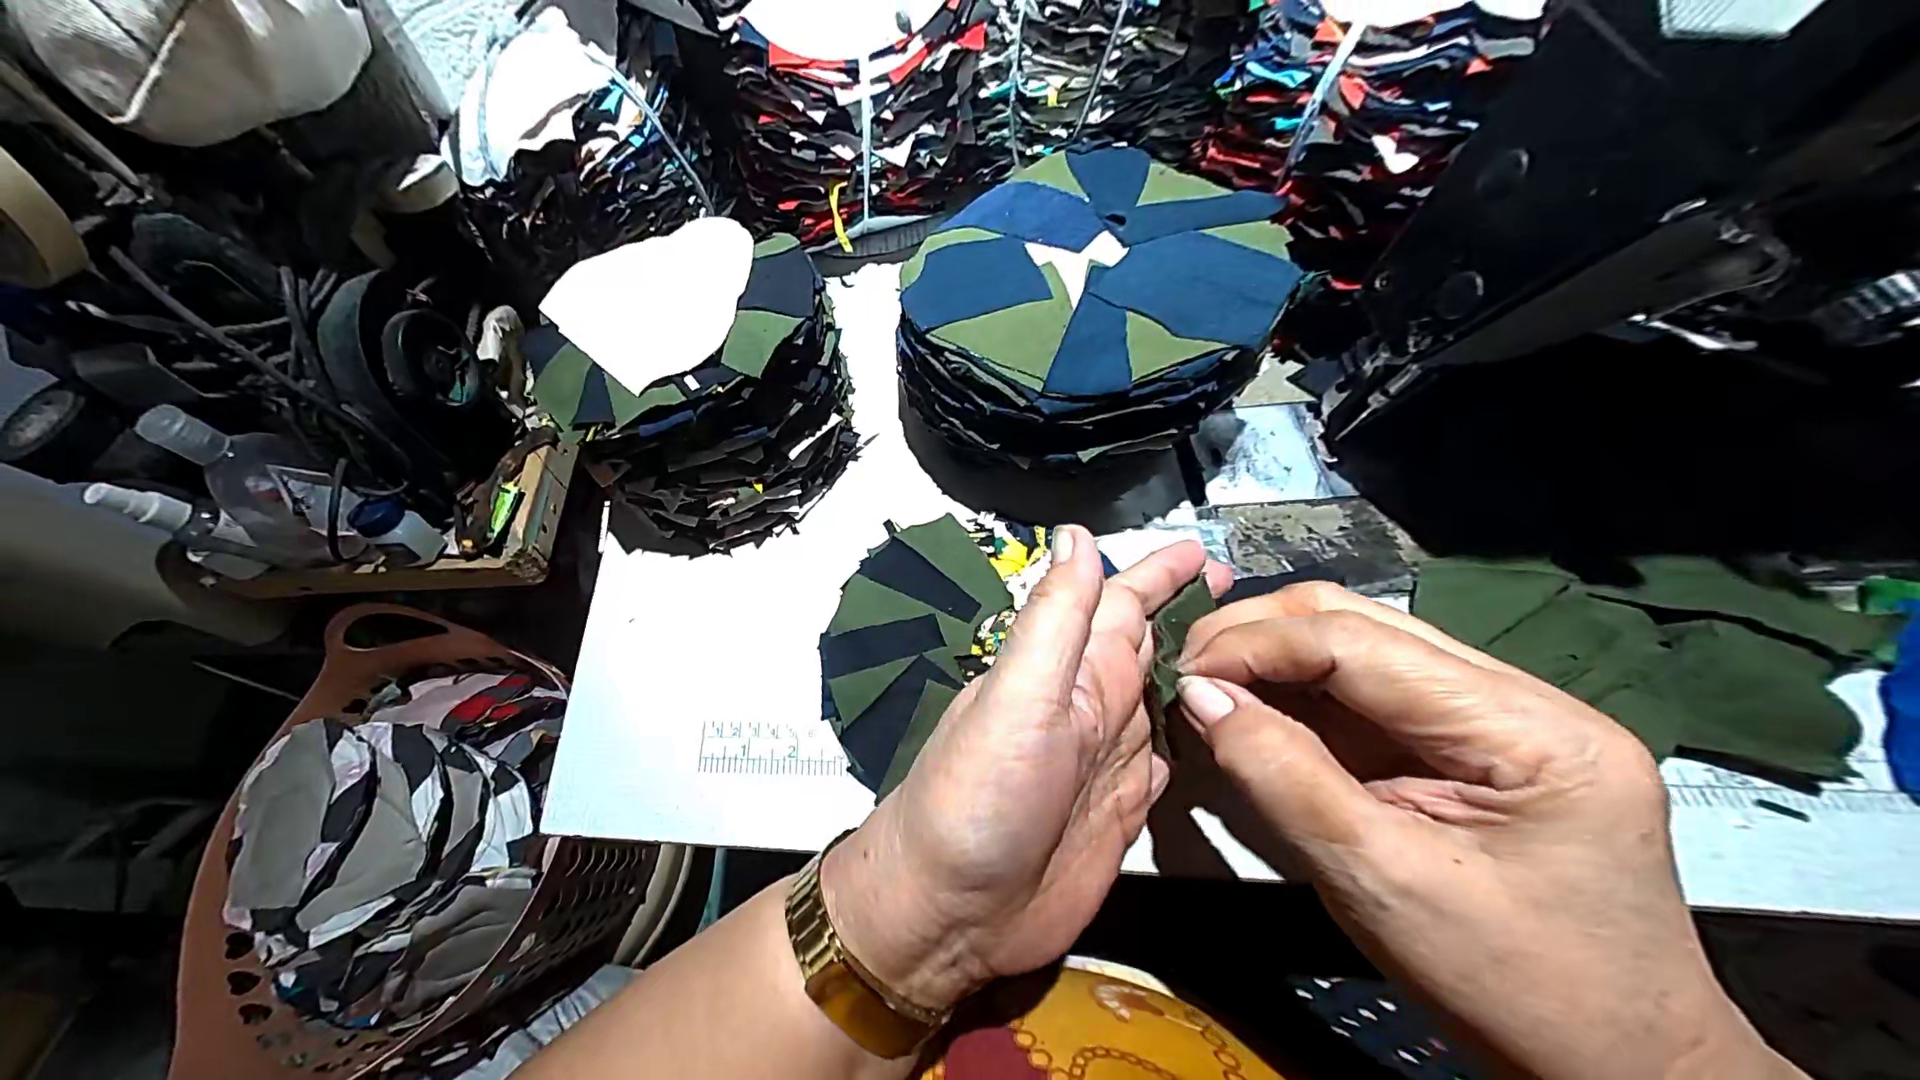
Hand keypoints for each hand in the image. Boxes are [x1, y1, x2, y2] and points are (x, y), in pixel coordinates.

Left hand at [821, 526, 1231, 1011]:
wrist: (954, 909)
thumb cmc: (978, 796)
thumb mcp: (1017, 696)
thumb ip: (1055, 619)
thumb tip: (1075, 535)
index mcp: (1072, 671)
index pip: (1123, 601)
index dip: (1161, 573)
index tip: (1201, 549)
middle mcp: (1095, 704)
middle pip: (1152, 641)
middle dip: (1191, 611)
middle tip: (1236, 590)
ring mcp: (1110, 755)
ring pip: (1165, 693)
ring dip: (1199, 668)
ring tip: (1239, 650)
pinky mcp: (1123, 805)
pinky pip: (1168, 754)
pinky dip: (1192, 734)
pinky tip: (1210, 726)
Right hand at [1175, 583, 1803, 1079]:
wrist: (1605, 1064)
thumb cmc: (1511, 986)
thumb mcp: (1378, 881)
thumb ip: (1281, 776)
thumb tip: (1199, 696)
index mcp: (1529, 727)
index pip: (1361, 642)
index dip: (1259, 644)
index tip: (1187, 672)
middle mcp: (1512, 695)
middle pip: (1356, 620)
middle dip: (1258, 634)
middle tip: (1190, 668)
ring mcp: (1480, 710)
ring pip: (1348, 641)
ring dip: (1268, 655)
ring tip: (1208, 684)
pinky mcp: (1446, 735)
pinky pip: (1351, 687)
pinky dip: (1289, 689)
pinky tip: (1249, 705)